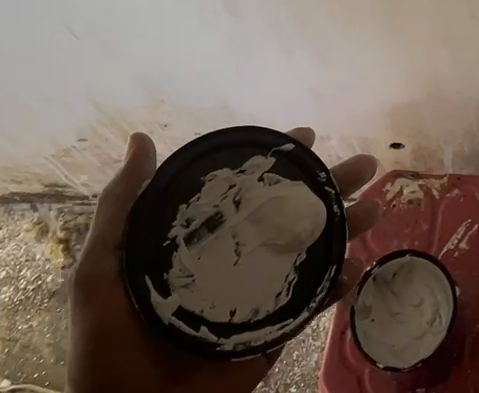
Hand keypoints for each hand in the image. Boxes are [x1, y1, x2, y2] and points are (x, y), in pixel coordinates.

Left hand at [70, 128, 381, 392]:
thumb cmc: (108, 344)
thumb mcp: (102, 270)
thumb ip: (122, 207)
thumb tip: (140, 140)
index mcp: (201, 238)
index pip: (247, 187)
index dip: (279, 159)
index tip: (306, 134)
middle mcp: (237, 257)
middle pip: (292, 212)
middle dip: (331, 185)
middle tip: (366, 163)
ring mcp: (259, 293)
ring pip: (313, 250)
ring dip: (346, 226)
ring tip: (376, 205)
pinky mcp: (273, 332)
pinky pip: (314, 302)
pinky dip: (340, 283)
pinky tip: (358, 265)